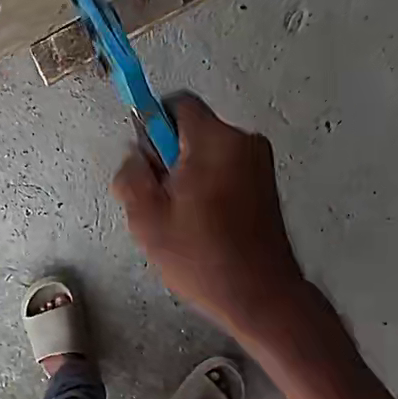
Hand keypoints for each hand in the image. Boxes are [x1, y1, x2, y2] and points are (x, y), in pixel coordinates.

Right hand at [113, 96, 310, 336]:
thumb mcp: (147, 219)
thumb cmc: (205, 260)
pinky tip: (205, 225)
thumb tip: (136, 156)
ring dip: (190, 177)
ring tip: (186, 220)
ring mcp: (259, 163)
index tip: (147, 160)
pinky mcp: (265, 184)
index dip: (152, 127)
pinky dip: (210, 188)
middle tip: (164, 201)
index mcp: (215, 141)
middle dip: (170, 158)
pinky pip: (225, 170)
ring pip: (207, 153)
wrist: (260, 295)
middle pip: (191, 130)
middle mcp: (243, 142)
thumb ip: (131, 175)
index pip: (176, 104)